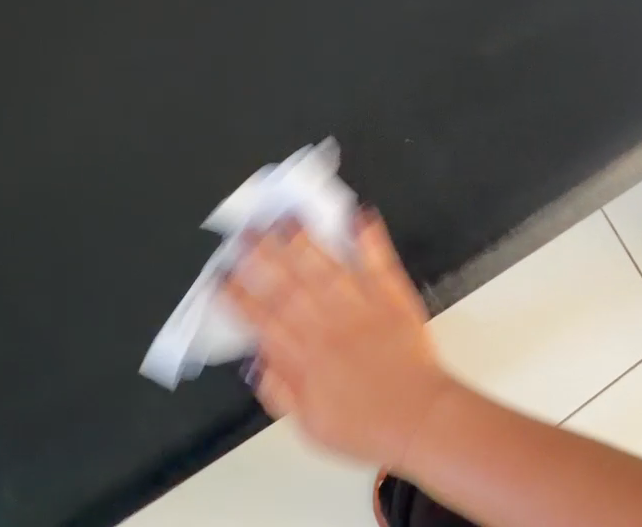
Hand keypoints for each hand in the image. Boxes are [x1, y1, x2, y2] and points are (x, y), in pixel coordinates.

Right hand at [222, 212, 458, 467]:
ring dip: (307, 242)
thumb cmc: (366, 425)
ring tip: (288, 218)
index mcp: (305, 359)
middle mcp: (329, 326)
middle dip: (264, 257)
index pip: (263, 320)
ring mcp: (362, 307)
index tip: (223, 275)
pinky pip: (379, 262)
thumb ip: (280, 390)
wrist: (419, 418)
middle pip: (290, 285)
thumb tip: (258, 361)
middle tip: (247, 231)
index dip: (239, 297)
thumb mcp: (310, 424)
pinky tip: (359, 217)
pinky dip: (369, 239)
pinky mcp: (393, 296)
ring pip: (328, 268)